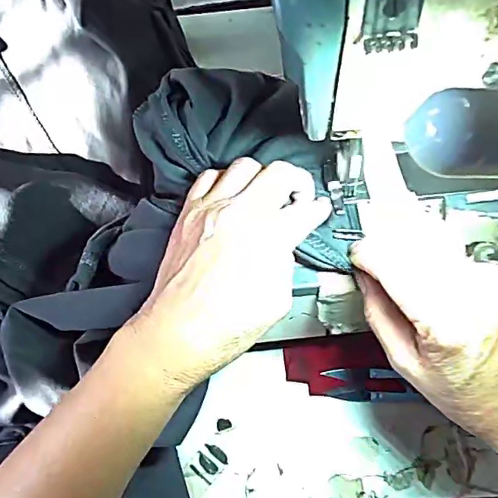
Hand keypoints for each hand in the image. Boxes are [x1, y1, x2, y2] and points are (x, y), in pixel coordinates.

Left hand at [124, 158, 331, 390]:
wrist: (178, 332)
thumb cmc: (220, 327)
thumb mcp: (277, 300)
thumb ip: (286, 264)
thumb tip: (285, 249)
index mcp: (268, 237)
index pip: (306, 208)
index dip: (319, 210)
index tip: (318, 210)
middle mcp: (238, 215)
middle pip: (280, 173)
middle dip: (297, 182)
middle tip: (298, 196)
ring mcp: (210, 210)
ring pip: (244, 166)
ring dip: (262, 177)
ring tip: (265, 193)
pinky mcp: (188, 214)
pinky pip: (209, 177)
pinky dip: (225, 180)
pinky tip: (230, 195)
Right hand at [350, 226, 497, 453]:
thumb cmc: (469, 392)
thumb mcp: (407, 363)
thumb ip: (379, 314)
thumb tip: (365, 277)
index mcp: (447, 326)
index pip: (395, 266)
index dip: (369, 254)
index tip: (359, 256)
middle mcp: (477, 297)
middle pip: (418, 246)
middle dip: (391, 250)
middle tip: (379, 264)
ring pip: (440, 246)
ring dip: (419, 257)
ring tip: (419, 288)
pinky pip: (463, 257)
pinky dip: (447, 267)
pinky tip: (449, 293)